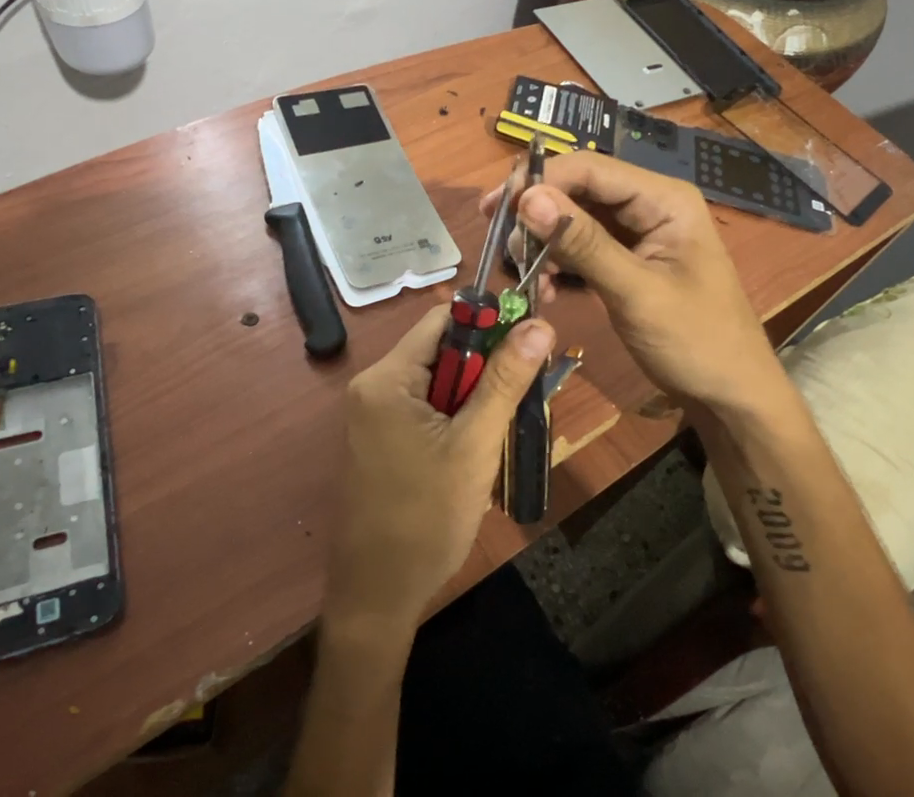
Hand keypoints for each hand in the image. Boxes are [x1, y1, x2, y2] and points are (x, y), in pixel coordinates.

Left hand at [325, 306, 554, 632]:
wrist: (379, 593)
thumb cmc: (427, 516)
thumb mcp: (474, 445)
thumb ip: (505, 380)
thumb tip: (539, 323)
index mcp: (386, 378)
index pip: (443, 320)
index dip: (490, 321)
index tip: (534, 338)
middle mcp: (374, 388)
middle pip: (442, 351)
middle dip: (488, 368)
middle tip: (528, 395)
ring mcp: (375, 418)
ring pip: (440, 384)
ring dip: (477, 399)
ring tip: (506, 431)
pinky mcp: (383, 443)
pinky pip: (428, 411)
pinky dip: (458, 421)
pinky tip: (481, 451)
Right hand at [482, 152, 780, 417]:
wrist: (729, 394)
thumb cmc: (696, 341)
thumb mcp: (636, 291)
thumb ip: (582, 243)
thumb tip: (526, 198)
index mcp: (664, 199)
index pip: (590, 168)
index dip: (541, 182)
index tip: (496, 212)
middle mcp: (649, 206)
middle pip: (577, 191)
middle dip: (536, 215)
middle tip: (501, 247)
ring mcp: (637, 235)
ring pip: (573, 221)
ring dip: (542, 244)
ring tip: (522, 276)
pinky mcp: (625, 263)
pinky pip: (580, 250)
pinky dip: (557, 266)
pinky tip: (543, 291)